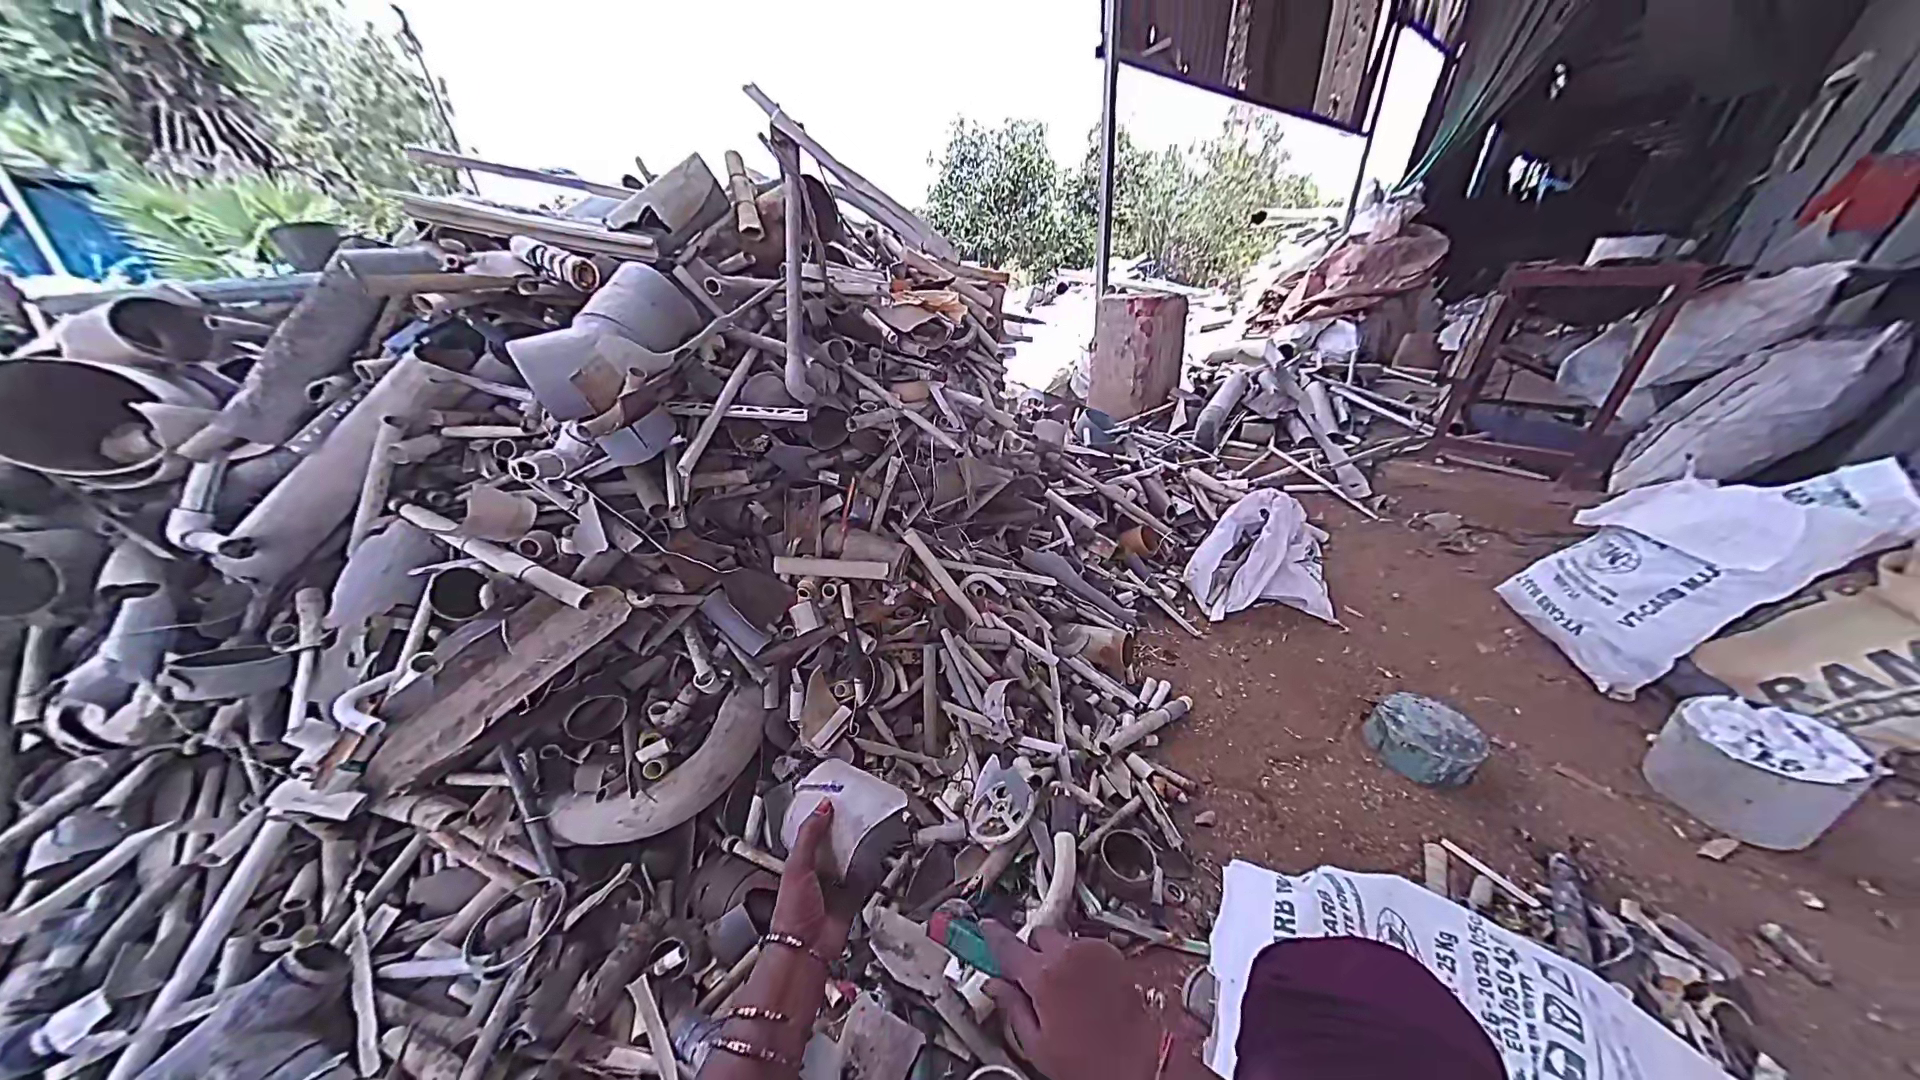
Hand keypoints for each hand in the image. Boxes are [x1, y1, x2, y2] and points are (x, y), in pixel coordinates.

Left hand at [769, 801, 862, 955]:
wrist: (805, 951)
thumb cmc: (791, 914)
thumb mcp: (797, 866)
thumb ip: (809, 836)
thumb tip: (822, 808)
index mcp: (801, 863)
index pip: (814, 833)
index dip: (824, 817)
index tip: (837, 799)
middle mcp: (818, 873)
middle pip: (836, 844)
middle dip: (846, 831)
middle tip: (859, 812)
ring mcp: (835, 886)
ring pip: (851, 859)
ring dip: (860, 848)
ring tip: (870, 829)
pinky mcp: (851, 898)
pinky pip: (864, 878)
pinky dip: (871, 869)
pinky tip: (876, 857)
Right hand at [983, 921, 1159, 1079]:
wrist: (1143, 1062)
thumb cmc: (1092, 1063)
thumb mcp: (1038, 1046)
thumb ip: (1012, 1007)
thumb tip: (994, 985)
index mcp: (1043, 976)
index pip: (1007, 945)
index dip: (992, 934)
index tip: (985, 926)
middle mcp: (1066, 953)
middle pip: (1035, 935)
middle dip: (1031, 953)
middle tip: (1033, 982)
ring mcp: (1090, 949)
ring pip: (1060, 939)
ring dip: (1055, 956)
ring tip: (1065, 993)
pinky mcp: (1109, 951)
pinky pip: (1082, 945)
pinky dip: (1078, 959)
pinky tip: (1084, 989)